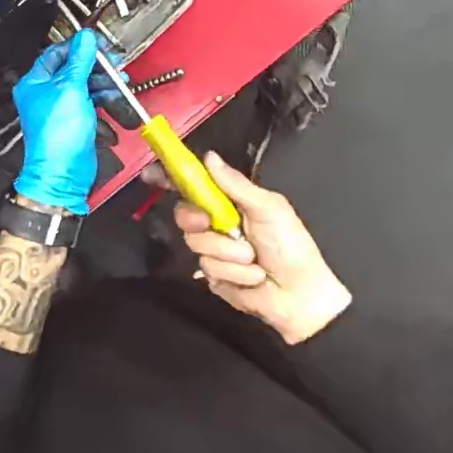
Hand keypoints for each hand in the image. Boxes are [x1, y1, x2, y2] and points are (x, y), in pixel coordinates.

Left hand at [11, 30, 121, 214]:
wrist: (63, 172)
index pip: (56, 54)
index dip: (78, 47)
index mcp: (35, 83)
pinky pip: (92, 103)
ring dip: (104, 83)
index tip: (97, 44)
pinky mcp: (76, 121)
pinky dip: (104, 100)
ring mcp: (61, 108)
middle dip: (96, 66)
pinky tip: (116, 98)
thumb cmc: (58, 135)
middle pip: (73, 69)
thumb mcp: (71, 88)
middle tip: (113, 63)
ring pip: (85, 86)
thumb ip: (80, 61)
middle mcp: (46, 94)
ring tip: (120, 82)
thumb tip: (85, 38)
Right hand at [172, 153, 351, 343]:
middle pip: (185, 214)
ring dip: (229, 253)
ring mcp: (215, 251)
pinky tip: (252, 277)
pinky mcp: (214, 277)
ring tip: (254, 260)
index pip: (196, 186)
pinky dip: (235, 273)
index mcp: (232, 202)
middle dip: (199, 220)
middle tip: (214, 224)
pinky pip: (208, 268)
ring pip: (197, 243)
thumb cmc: (291, 246)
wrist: (300, 296)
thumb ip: (236, 184)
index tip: (152, 175)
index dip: (172, 178)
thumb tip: (209, 157)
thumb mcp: (268, 208)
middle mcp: (219, 223)